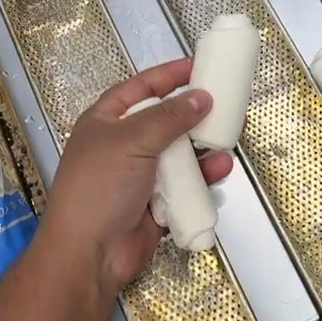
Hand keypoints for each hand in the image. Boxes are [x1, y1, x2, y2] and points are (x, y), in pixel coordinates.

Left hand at [38, 58, 233, 300]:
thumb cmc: (100, 186)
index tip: (199, 66)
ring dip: (203, 143)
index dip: (169, 75)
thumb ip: (170, 118)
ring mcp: (140, 175)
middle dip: (194, 111)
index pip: (141, 87)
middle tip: (226, 101)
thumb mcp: (132, 140)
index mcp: (106, 121)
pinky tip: (221, 167)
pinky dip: (202, 175)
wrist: (89, 254)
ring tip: (232, 132)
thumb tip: (202, 97)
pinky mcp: (156, 203)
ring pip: (179, 152)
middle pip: (165, 119)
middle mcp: (123, 144)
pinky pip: (184, 182)